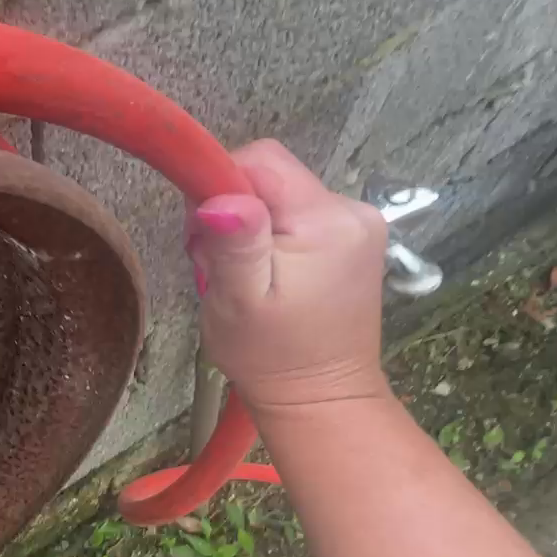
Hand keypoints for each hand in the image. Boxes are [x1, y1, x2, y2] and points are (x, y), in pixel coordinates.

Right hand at [190, 139, 391, 417]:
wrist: (318, 396)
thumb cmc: (269, 353)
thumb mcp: (238, 300)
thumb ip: (234, 244)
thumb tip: (219, 200)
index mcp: (325, 221)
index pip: (260, 161)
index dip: (217, 184)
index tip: (202, 232)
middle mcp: (351, 211)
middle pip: (268, 176)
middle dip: (227, 211)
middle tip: (215, 264)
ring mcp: (355, 224)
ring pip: (275, 196)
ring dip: (242, 227)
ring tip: (234, 275)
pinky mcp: (348, 239)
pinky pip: (290, 215)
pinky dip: (263, 237)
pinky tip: (257, 273)